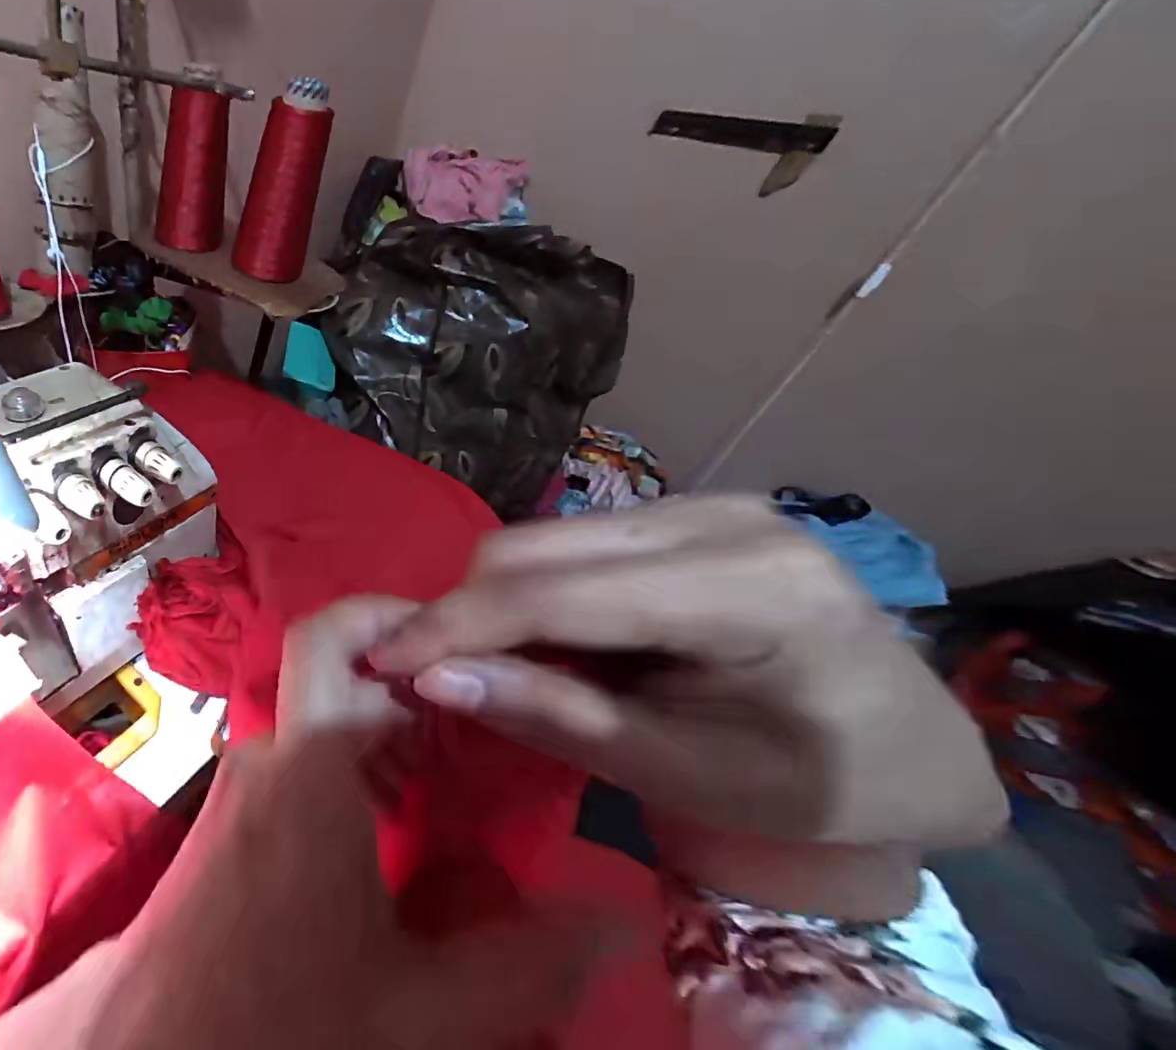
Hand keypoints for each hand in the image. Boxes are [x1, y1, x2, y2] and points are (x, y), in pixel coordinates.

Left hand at [74, 599, 626, 1049]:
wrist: (162, 1044)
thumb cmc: (280, 1017)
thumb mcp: (416, 1008)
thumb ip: (523, 961)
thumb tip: (617, 919)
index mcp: (309, 766)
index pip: (330, 635)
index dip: (392, 613)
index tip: (463, 638)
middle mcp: (271, 750)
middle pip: (344, 671)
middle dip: (418, 680)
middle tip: (492, 712)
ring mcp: (248, 775)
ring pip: (327, 711)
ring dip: (391, 723)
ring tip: (462, 762)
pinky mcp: (240, 804)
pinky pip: (307, 750)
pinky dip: (360, 756)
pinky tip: (403, 809)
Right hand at [368, 496, 1006, 917]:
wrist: (904, 750)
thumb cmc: (803, 787)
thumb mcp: (676, 772)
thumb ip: (552, 716)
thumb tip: (430, 677)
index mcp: (751, 591)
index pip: (560, 594)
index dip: (458, 624)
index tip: (385, 658)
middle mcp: (725, 518)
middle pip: (536, 548)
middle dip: (468, 610)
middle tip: (442, 672)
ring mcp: (708, 502)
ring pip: (541, 536)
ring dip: (498, 600)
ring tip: (510, 663)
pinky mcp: (687, 508)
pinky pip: (568, 539)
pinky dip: (534, 589)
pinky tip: (556, 636)